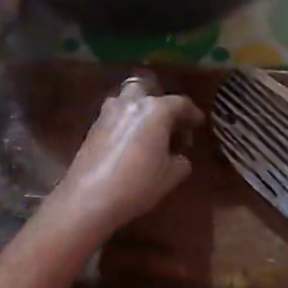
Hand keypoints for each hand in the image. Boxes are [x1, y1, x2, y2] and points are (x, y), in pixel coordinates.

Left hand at [46, 76, 202, 239]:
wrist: (90, 197)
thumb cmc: (138, 184)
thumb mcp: (172, 175)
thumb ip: (181, 159)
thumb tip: (178, 154)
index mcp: (155, 109)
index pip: (181, 103)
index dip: (193, 114)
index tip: (198, 124)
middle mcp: (130, 103)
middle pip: (148, 90)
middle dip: (160, 102)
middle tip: (168, 123)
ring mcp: (107, 113)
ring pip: (127, 100)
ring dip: (139, 110)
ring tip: (148, 133)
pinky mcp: (92, 127)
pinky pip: (114, 116)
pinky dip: (125, 122)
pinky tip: (130, 143)